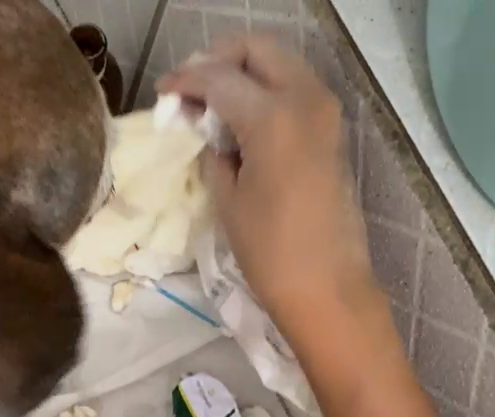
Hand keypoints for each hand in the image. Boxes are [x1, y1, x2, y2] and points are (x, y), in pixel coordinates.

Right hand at [159, 37, 382, 333]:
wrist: (325, 286)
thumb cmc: (269, 253)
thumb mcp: (228, 201)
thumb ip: (214, 153)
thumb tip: (206, 129)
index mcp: (273, 117)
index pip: (220, 77)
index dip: (186, 81)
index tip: (163, 94)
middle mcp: (305, 99)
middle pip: (257, 51)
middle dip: (219, 62)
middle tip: (189, 90)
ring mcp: (324, 112)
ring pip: (279, 65)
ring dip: (243, 75)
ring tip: (211, 106)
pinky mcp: (331, 131)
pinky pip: (293, 90)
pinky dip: (264, 92)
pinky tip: (239, 122)